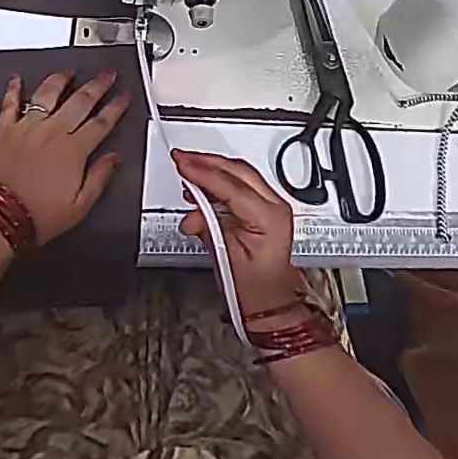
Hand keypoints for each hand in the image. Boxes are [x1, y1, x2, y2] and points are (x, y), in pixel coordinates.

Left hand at [0, 71, 128, 244]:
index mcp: (73, 150)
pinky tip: (16, 80)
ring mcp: (27, 129)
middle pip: (80, 101)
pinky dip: (13, 90)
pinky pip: (10, 104)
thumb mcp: (80, 205)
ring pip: (47, 94)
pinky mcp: (5, 132)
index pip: (101, 122)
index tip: (122, 97)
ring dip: (61, 80)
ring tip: (69, 72)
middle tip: (106, 75)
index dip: (115, 107)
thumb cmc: (36, 215)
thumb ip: (100, 177)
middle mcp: (51, 133)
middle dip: (97, 85)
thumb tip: (113, 160)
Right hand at [171, 150, 301, 315]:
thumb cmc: (255, 287)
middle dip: (206, 162)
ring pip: (240, 172)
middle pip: (238, 170)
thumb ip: (208, 226)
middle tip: (181, 158)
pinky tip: (201, 183)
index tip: (182, 164)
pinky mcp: (265, 204)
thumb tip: (192, 210)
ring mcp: (273, 203)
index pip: (231, 185)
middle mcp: (276, 206)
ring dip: (212, 168)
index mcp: (269, 218)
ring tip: (187, 169)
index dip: (203, 172)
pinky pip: (241, 181)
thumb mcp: (226, 257)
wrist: (271, 300)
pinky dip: (219, 178)